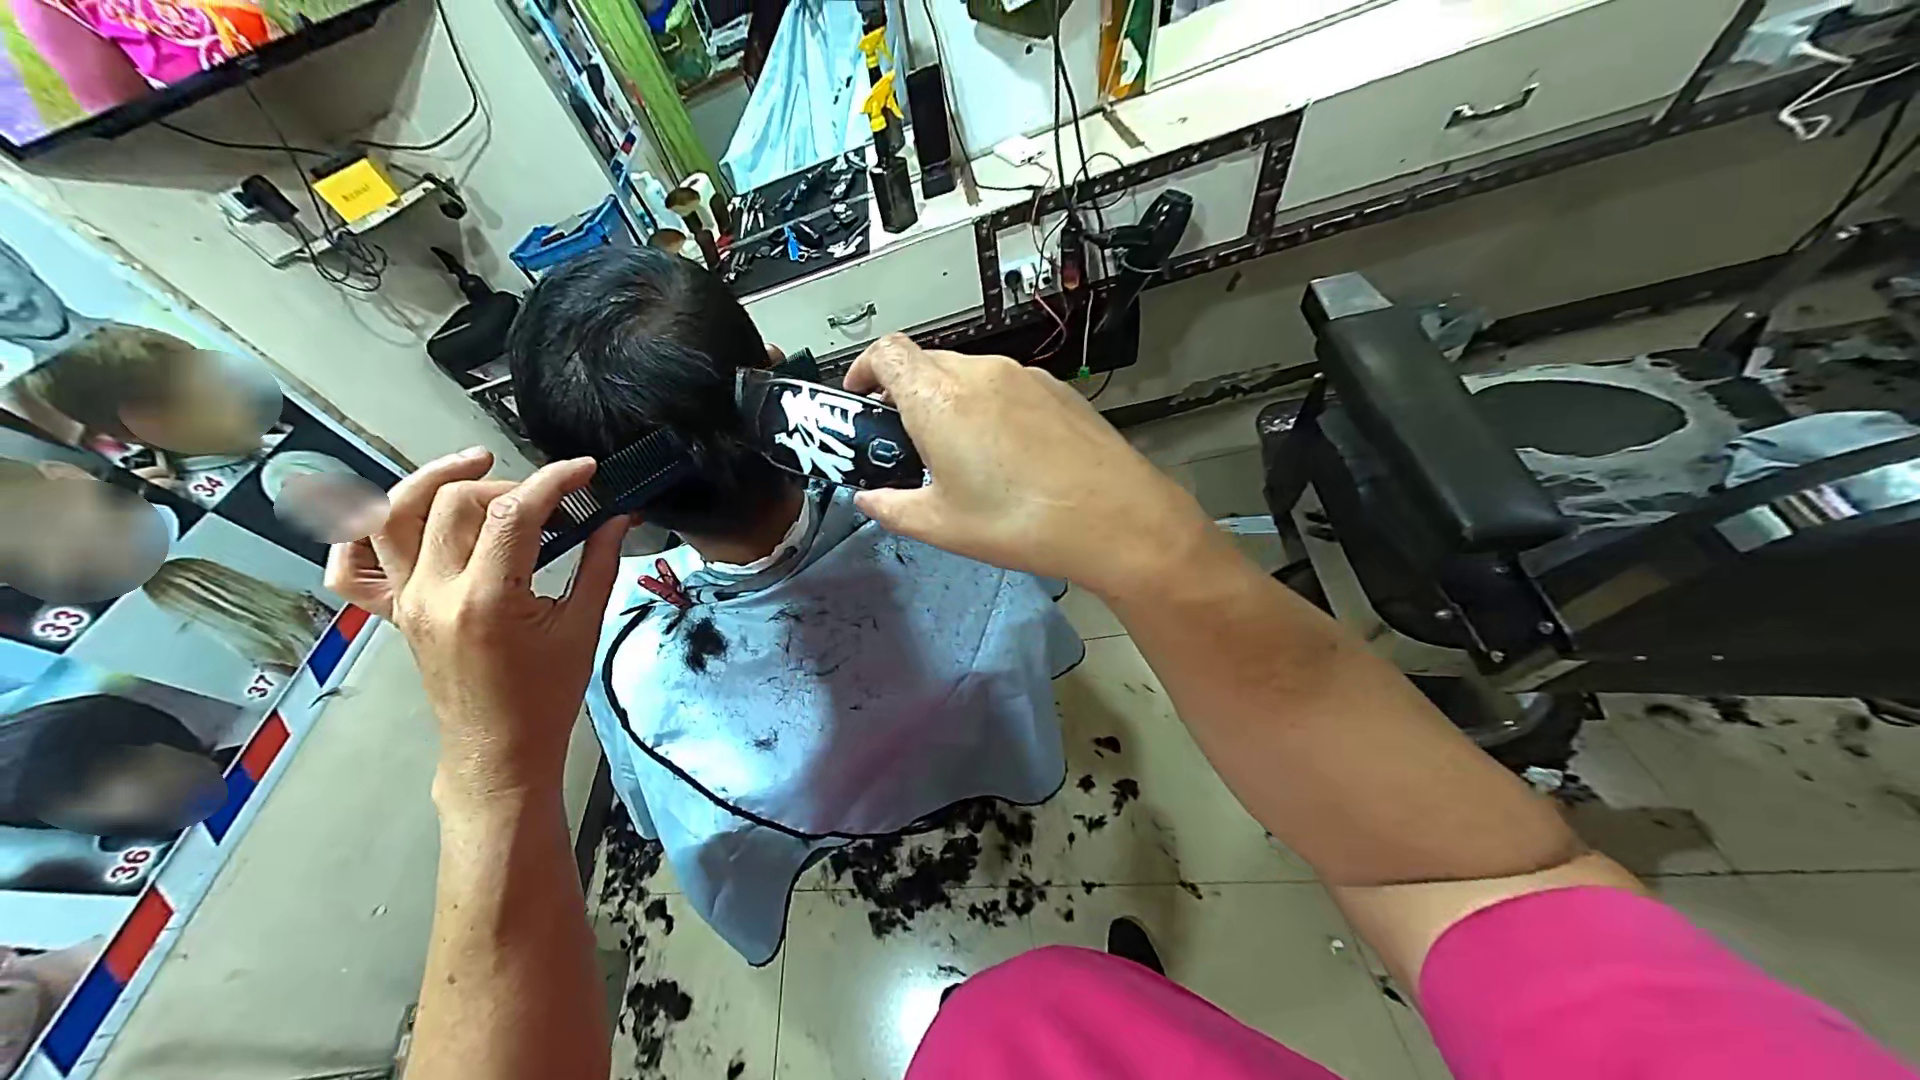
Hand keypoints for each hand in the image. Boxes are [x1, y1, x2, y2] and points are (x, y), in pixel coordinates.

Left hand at [329, 452, 628, 807]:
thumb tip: (619, 517)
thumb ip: (600, 562)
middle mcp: (434, 593)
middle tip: (552, 497)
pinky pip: (354, 563)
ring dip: (434, 479)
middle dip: (511, 483)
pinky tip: (405, 512)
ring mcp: (405, 600)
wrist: (499, 745)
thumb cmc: (547, 693)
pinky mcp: (392, 610)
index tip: (585, 470)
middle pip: (455, 502)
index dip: (555, 481)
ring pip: (393, 515)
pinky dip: (366, 528)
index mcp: (488, 599)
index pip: (514, 513)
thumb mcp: (583, 624)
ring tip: (477, 465)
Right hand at [842, 335, 1213, 597]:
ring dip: (951, 400)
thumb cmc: (1019, 523)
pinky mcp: (1057, 389)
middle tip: (910, 440)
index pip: (886, 353)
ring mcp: (1024, 376)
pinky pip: (1008, 386)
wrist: (1116, 518)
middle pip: (927, 362)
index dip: (864, 370)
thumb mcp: (941, 526)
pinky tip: (1008, 452)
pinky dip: (990, 406)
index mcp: (939, 398)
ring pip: (969, 373)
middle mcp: (980, 372)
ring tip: (963, 452)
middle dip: (906, 393)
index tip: (862, 399)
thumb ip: (892, 507)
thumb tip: (870, 499)